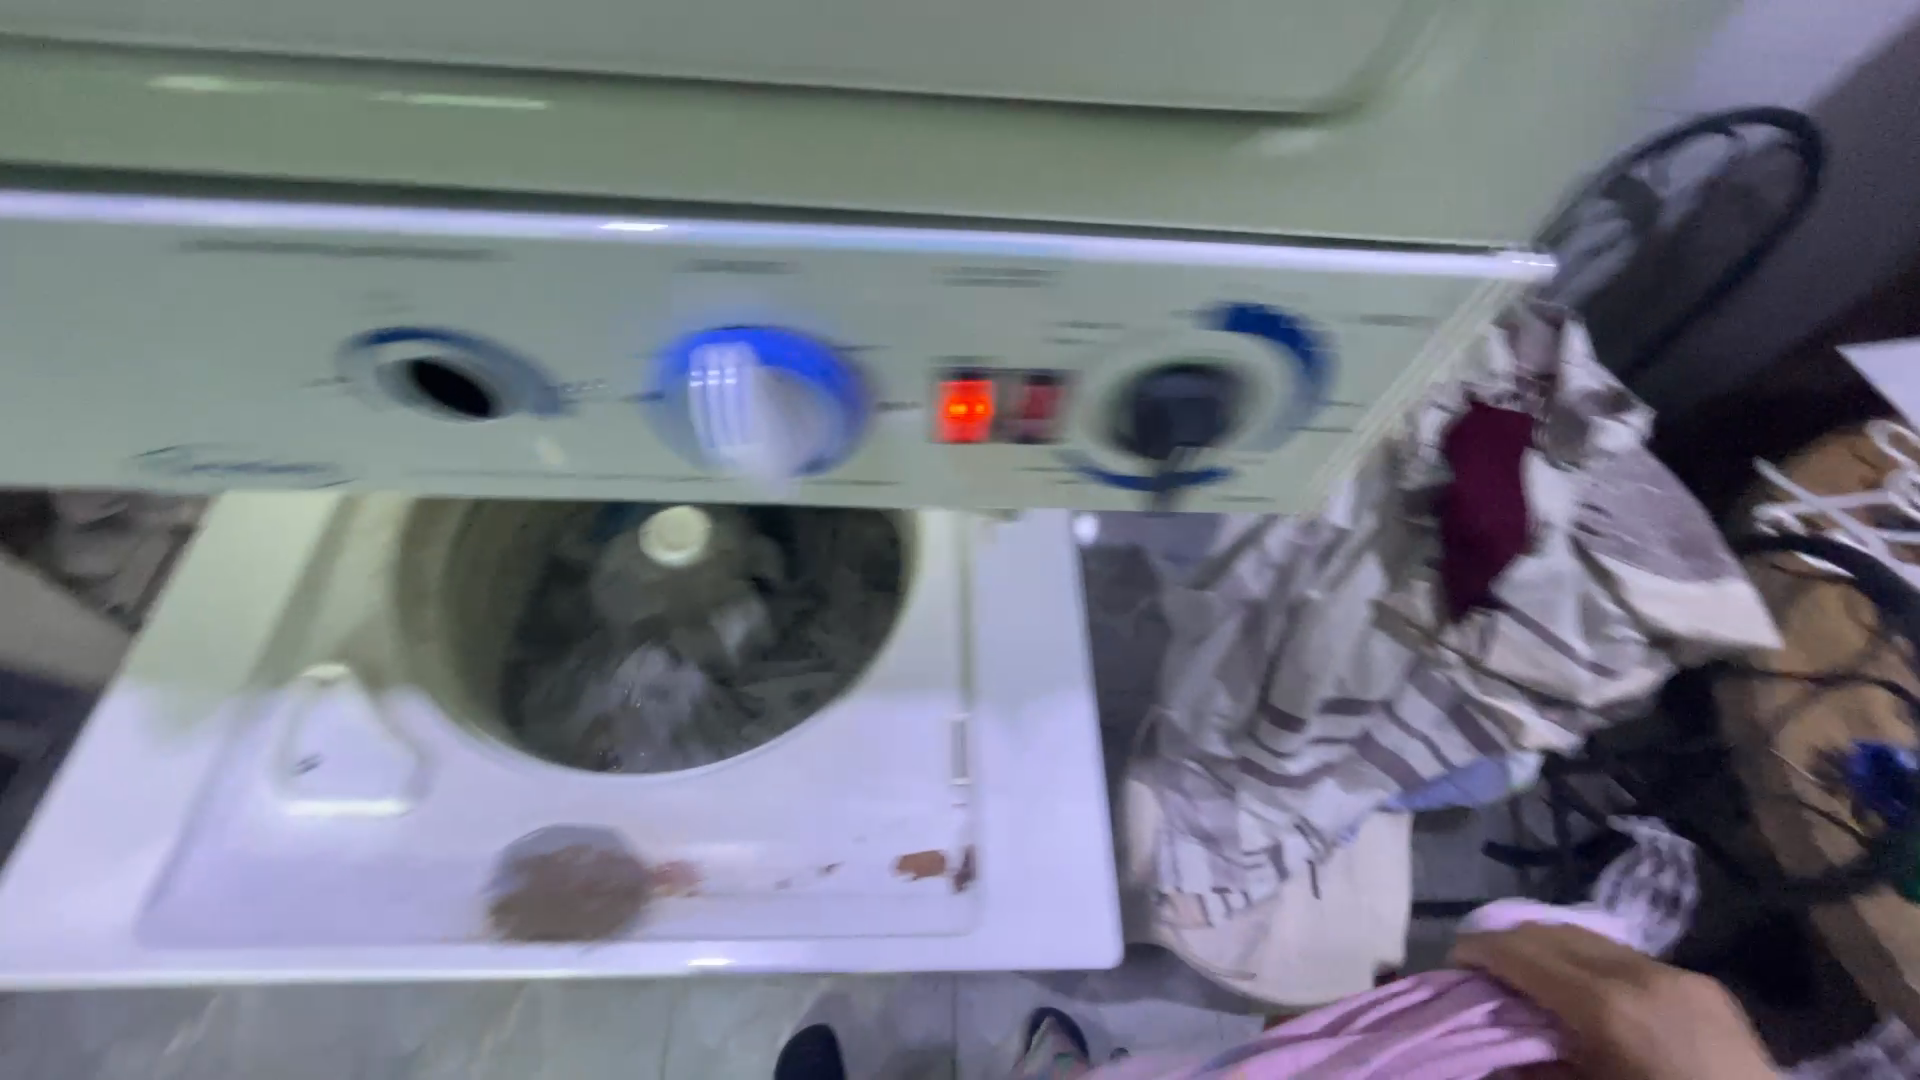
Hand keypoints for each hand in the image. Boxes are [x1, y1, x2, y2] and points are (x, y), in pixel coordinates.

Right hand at [1451, 923, 1773, 1079]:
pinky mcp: (1702, 983)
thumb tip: (1483, 1042)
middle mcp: (1638, 974)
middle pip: (1545, 932)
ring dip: (1546, 948)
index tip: (1453, 963)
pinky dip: (1588, 961)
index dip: (1476, 950)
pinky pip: (1624, 955)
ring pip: (1583, 935)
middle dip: (1506, 943)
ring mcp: (1676, 974)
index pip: (1517, 952)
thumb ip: (1531, 1065)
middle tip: (1484, 969)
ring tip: (1530, 974)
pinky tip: (1585, 989)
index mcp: (1606, 1007)